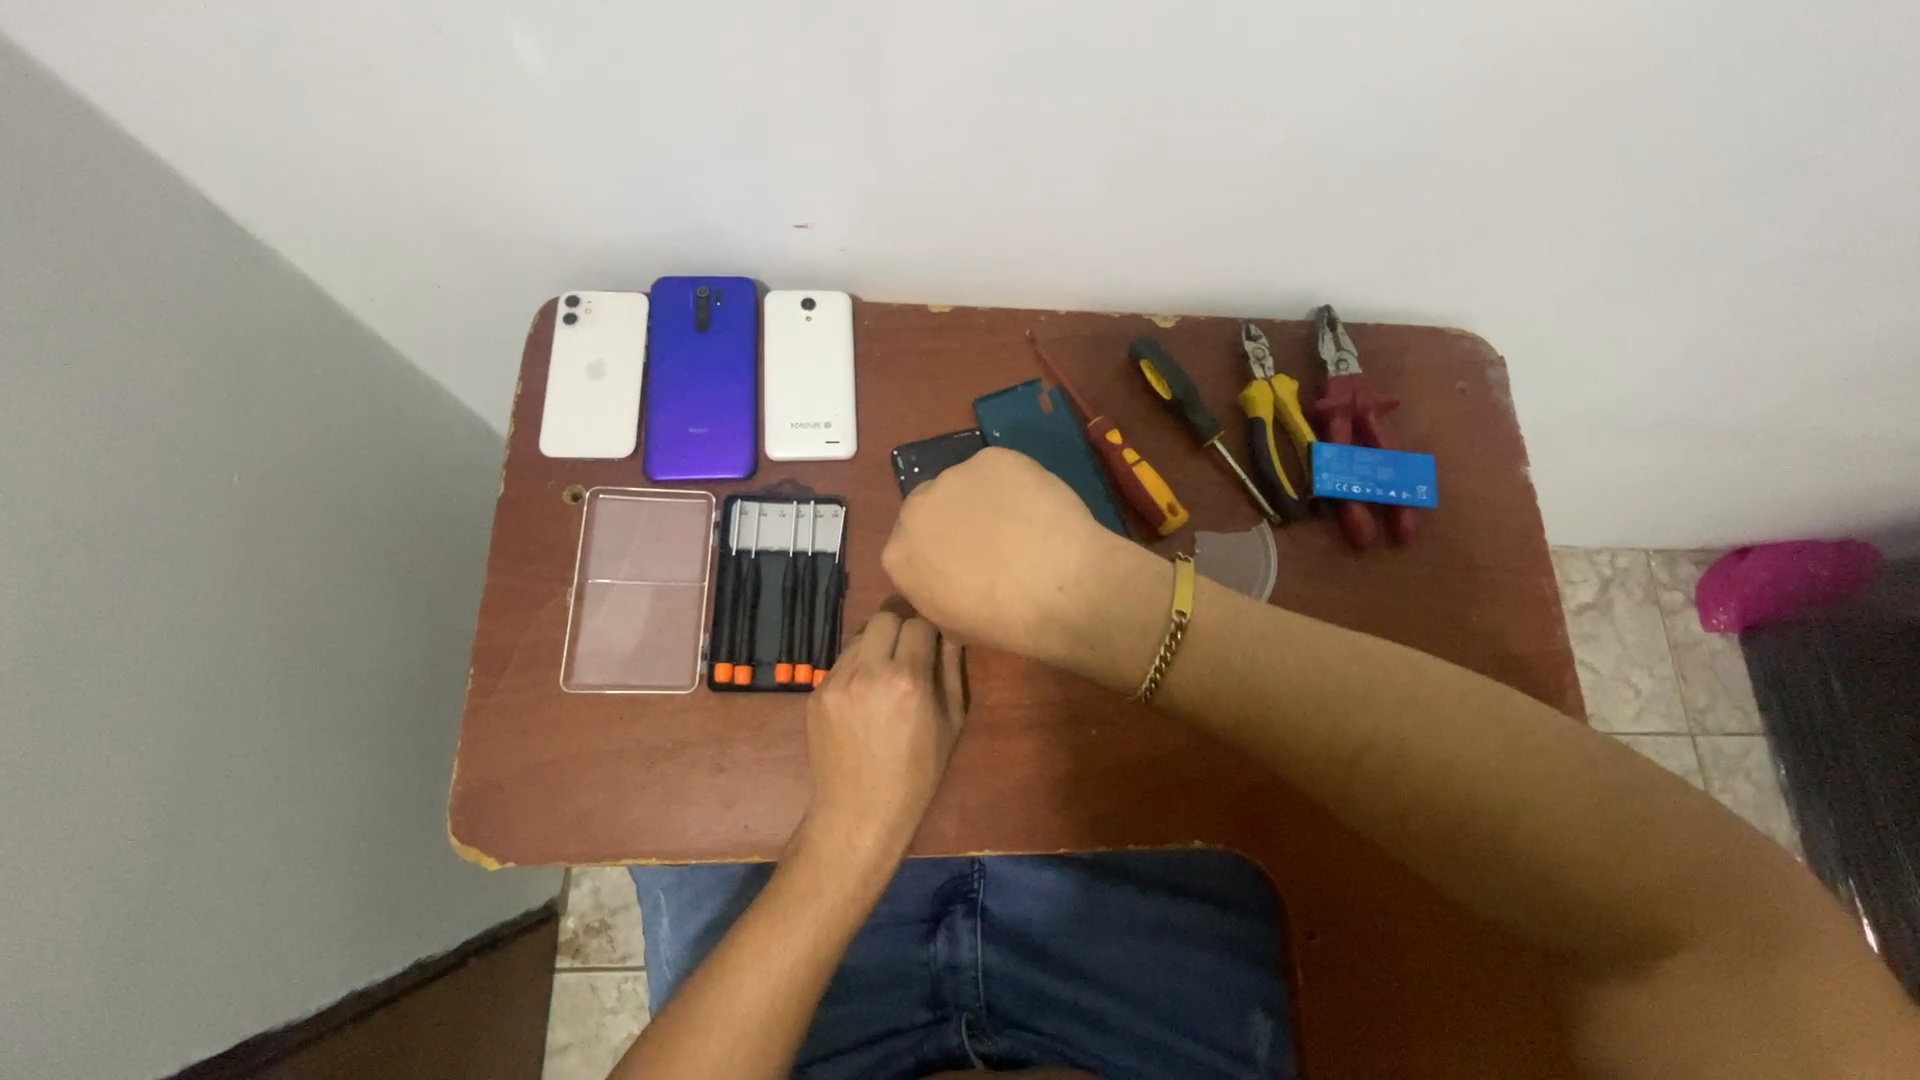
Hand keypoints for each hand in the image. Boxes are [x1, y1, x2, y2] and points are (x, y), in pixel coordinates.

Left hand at [800, 610, 967, 860]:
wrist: (860, 810)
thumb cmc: (917, 773)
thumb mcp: (951, 723)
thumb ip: (951, 670)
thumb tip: (950, 631)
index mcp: (908, 679)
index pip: (918, 624)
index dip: (929, 632)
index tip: (932, 646)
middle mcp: (869, 672)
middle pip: (884, 617)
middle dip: (900, 628)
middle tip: (908, 654)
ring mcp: (837, 681)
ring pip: (859, 636)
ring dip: (876, 646)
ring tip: (884, 677)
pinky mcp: (817, 693)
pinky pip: (841, 663)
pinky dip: (856, 669)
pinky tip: (863, 699)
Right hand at [881, 447, 1153, 663]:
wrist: (1055, 589)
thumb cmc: (1004, 623)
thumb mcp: (956, 627)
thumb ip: (939, 598)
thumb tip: (953, 591)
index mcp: (898, 557)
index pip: (911, 548)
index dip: (940, 551)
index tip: (965, 561)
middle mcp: (914, 511)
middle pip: (931, 506)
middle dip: (955, 518)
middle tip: (992, 539)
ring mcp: (952, 478)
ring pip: (967, 485)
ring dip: (988, 500)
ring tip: (1024, 524)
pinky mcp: (991, 458)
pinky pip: (1001, 470)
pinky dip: (1018, 484)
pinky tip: (1039, 508)